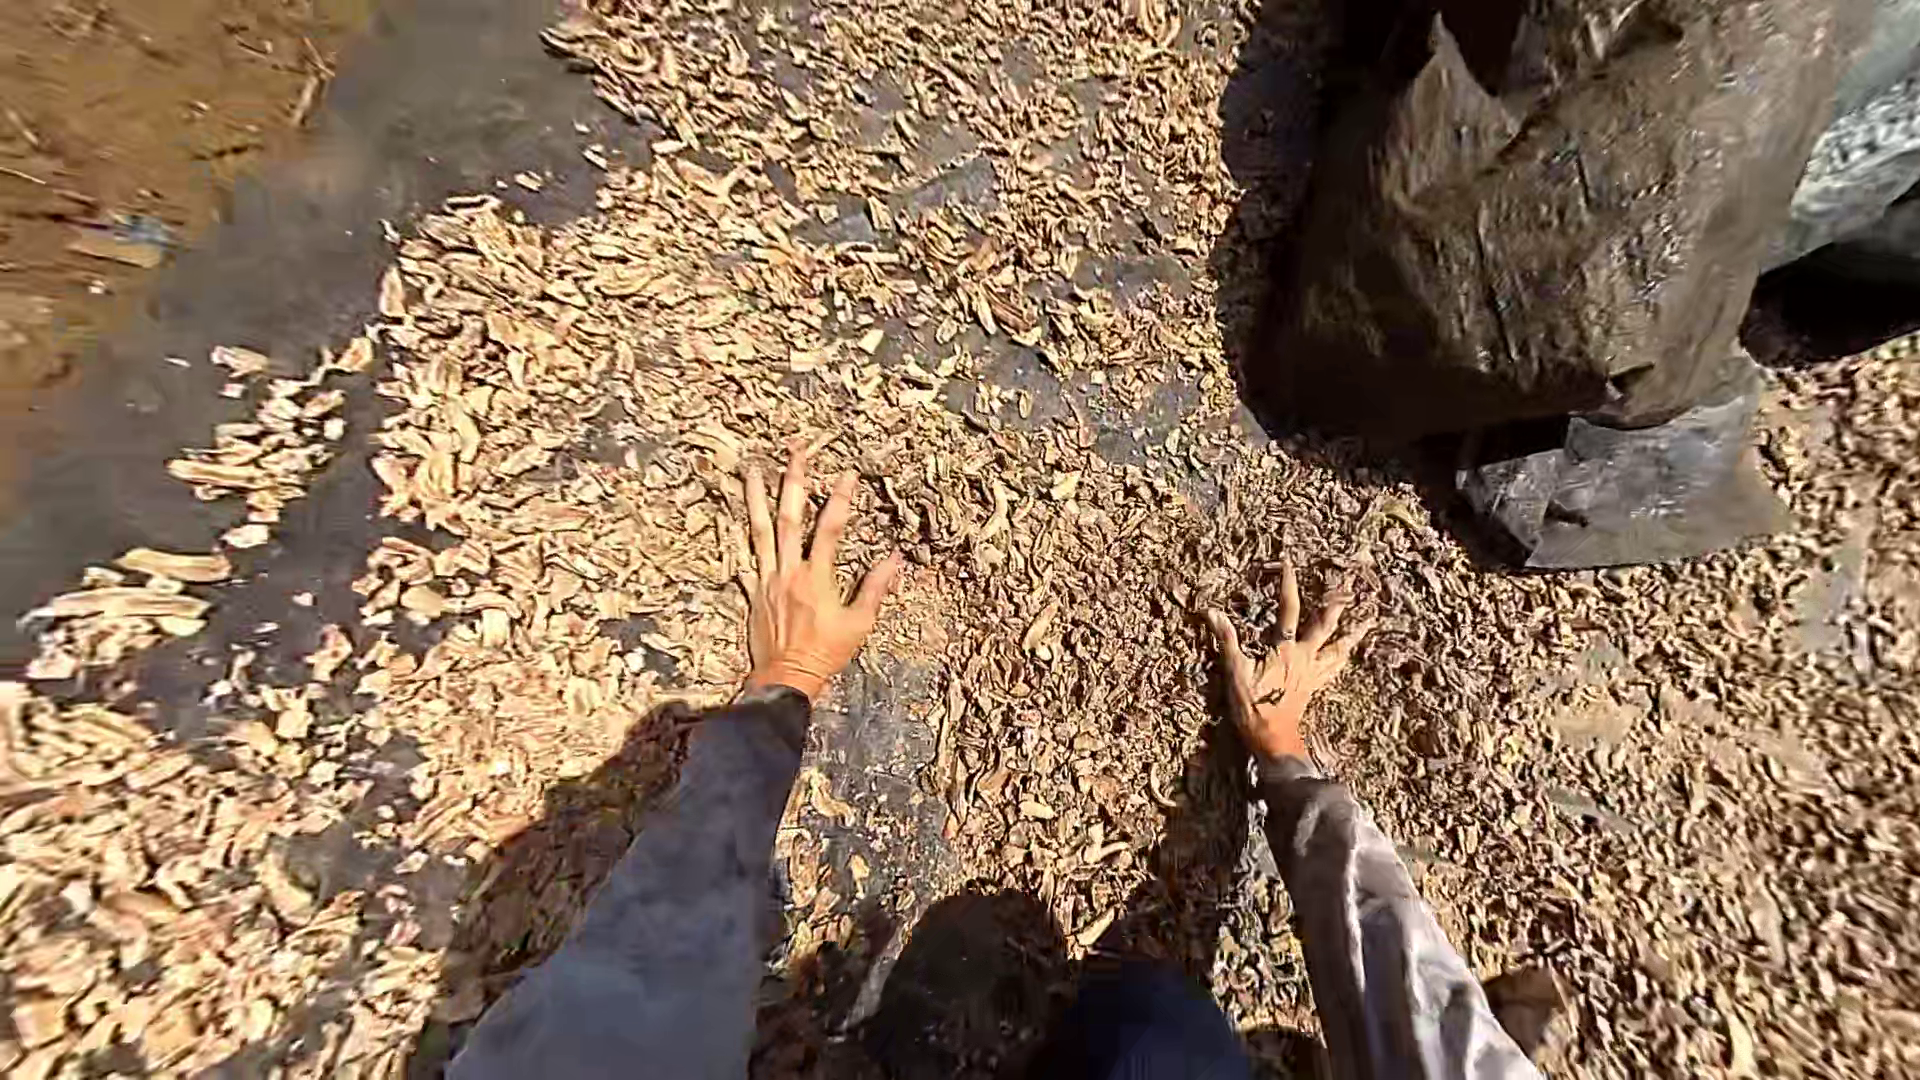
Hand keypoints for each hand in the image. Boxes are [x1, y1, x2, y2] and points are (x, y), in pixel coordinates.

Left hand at [740, 447, 903, 700]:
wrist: (786, 678)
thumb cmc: (827, 652)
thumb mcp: (859, 623)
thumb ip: (875, 588)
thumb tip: (894, 558)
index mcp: (817, 578)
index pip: (830, 529)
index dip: (840, 499)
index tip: (847, 474)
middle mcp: (789, 571)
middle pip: (789, 518)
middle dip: (793, 482)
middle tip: (795, 452)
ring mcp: (766, 579)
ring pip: (759, 531)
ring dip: (756, 498)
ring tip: (754, 469)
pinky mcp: (753, 590)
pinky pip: (743, 557)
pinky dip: (739, 535)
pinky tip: (733, 515)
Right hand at [1205, 562, 1372, 764]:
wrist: (1275, 739)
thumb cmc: (1254, 706)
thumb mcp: (1236, 671)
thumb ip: (1227, 640)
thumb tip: (1212, 612)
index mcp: (1286, 649)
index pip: (1289, 610)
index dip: (1288, 585)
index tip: (1289, 564)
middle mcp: (1305, 657)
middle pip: (1326, 625)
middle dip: (1336, 604)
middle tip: (1351, 586)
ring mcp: (1314, 673)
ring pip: (1339, 648)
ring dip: (1353, 633)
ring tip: (1368, 620)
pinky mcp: (1315, 686)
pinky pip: (1335, 667)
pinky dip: (1344, 657)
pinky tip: (1348, 654)